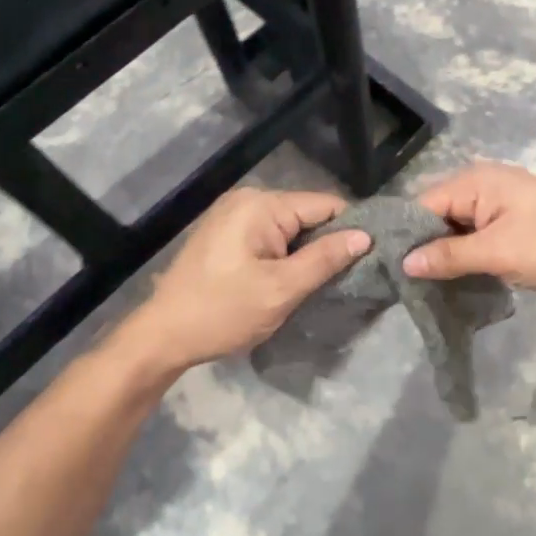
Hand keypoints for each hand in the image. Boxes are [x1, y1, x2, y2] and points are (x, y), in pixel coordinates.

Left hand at [118, 188, 370, 370]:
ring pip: (291, 229)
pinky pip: (271, 237)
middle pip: (308, 215)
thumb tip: (365, 237)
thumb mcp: (282, 289)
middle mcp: (248, 199)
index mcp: (261, 205)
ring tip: (325, 282)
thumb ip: (325, 259)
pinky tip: (293, 280)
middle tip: (350, 277)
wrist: (162, 336)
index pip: (325, 205)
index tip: (372, 259)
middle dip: (329, 244)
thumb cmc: (223, 312)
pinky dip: (286, 256)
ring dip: (308, 253)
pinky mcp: (227, 235)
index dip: (351, 230)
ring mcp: (234, 216)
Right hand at [402, 162, 535, 293]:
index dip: (406, 236)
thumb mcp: (497, 253)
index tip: (390, 270)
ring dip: (448, 254)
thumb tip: (405, 262)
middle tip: (407, 283)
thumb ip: (448, 256)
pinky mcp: (515, 222)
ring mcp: (502, 203)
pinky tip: (458, 279)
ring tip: (428, 286)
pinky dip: (468, 254)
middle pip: (439, 214)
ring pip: (459, 227)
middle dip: (425, 246)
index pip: (423, 204)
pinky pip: (478, 236)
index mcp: (477, 180)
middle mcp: (485, 184)